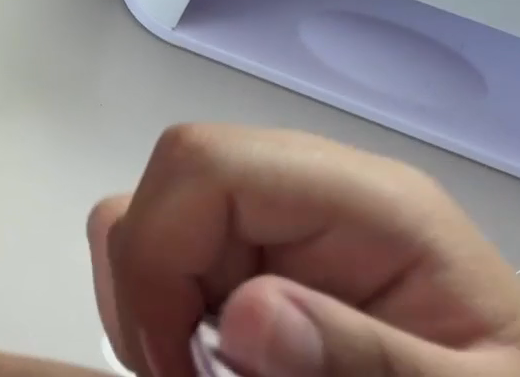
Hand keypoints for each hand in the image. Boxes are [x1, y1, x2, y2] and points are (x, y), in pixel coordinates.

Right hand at [93, 125, 519, 376]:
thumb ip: (372, 362)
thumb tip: (244, 315)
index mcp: (365, 199)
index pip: (207, 163)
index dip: (158, 248)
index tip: (172, 361)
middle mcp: (307, 184)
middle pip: (168, 183)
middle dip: (147, 280)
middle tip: (179, 376)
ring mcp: (276, 214)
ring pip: (149, 210)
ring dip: (146, 296)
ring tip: (192, 372)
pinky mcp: (256, 248)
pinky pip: (165, 249)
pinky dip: (157, 306)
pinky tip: (202, 359)